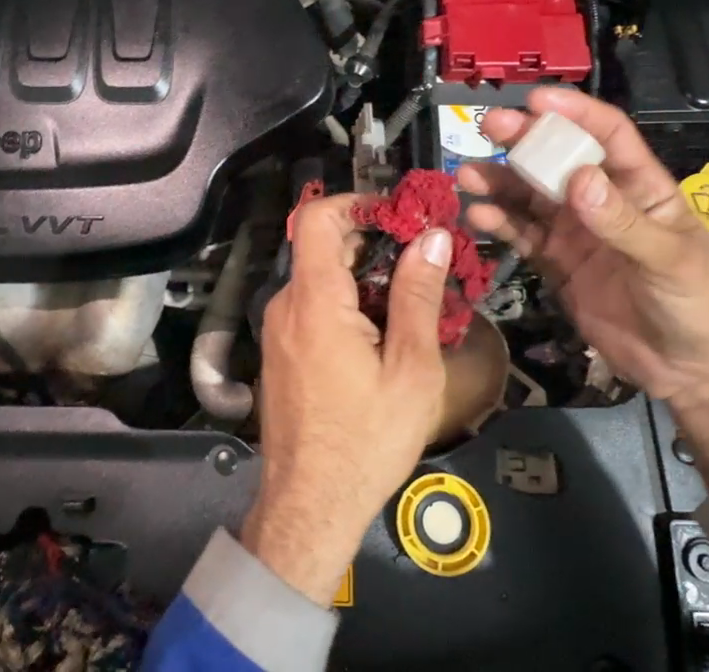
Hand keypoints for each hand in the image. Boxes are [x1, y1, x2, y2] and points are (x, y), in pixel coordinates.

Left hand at [241, 194, 451, 605]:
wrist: (310, 505)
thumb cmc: (367, 440)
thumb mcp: (410, 369)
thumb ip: (418, 296)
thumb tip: (431, 237)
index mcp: (314, 302)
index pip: (317, 218)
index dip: (356, 202)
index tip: (400, 215)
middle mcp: (285, 306)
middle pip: (322, 247)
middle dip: (372, 243)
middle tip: (422, 260)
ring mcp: (277, 331)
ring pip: (319, 279)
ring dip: (362, 277)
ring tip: (412, 302)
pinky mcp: (280, 353)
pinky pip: (311, 308)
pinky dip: (346, 304)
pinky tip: (382, 334)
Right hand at [458, 87, 708, 485]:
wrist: (692, 372)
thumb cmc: (700, 305)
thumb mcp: (670, 261)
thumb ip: (622, 222)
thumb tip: (579, 179)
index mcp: (642, 187)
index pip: (608, 135)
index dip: (574, 113)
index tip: (536, 101)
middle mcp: (604, 200)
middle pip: (558, 159)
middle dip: (524, 141)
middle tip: (488, 128)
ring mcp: (578, 232)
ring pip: (531, 196)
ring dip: (501, 182)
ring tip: (468, 175)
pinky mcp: (558, 264)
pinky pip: (523, 235)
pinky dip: (499, 224)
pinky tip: (478, 216)